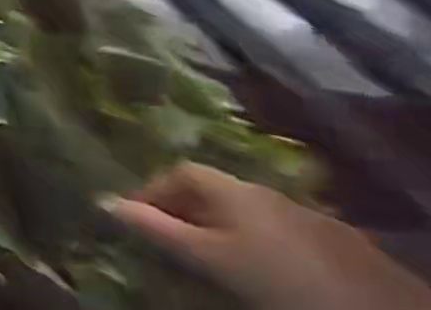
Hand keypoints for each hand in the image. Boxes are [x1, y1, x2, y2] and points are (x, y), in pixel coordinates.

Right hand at [106, 163, 430, 309]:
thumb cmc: (279, 279)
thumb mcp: (211, 259)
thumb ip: (156, 229)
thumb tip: (103, 200)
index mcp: (233, 187)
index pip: (176, 172)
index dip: (152, 190)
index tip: (138, 217)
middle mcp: (267, 191)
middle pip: (214, 191)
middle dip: (189, 211)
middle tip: (174, 240)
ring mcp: (312, 218)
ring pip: (252, 215)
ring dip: (228, 229)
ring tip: (220, 258)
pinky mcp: (348, 248)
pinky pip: (286, 235)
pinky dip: (266, 245)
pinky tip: (273, 271)